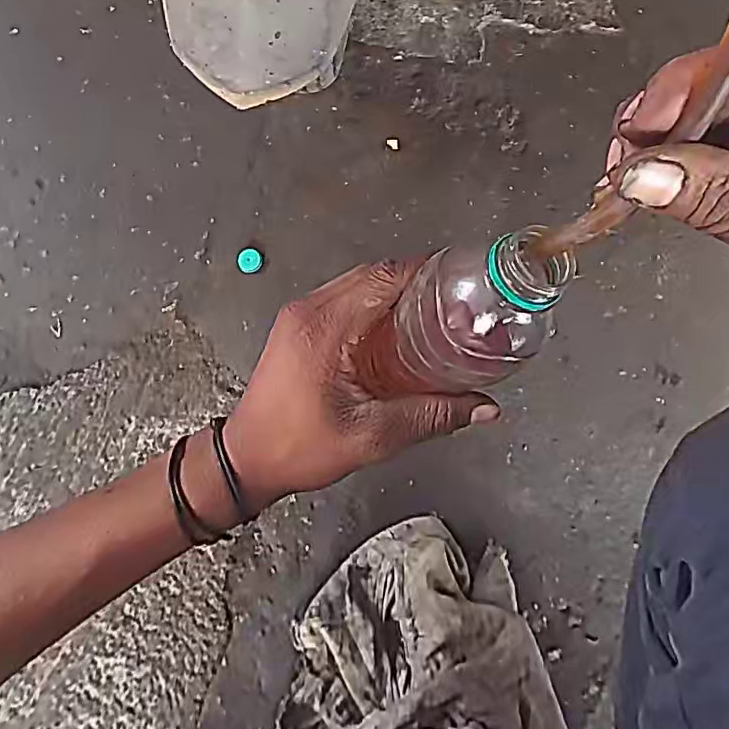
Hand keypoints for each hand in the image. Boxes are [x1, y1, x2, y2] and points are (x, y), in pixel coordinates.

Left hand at [224, 261, 501, 503]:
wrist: (247, 457)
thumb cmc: (296, 447)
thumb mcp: (371, 436)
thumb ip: (430, 417)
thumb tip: (480, 407)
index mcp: (325, 326)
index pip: (383, 276)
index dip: (424, 271)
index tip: (455, 279)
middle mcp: (310, 309)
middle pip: (373, 272)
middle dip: (415, 279)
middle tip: (451, 298)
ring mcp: (301, 313)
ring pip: (359, 281)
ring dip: (394, 289)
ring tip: (430, 310)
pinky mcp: (299, 323)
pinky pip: (345, 296)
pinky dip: (374, 301)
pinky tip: (395, 326)